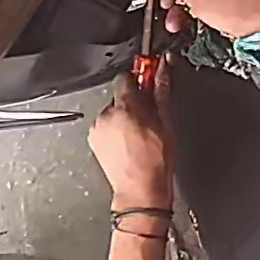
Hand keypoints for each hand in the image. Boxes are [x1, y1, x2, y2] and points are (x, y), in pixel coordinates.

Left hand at [90, 73, 169, 210]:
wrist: (140, 191)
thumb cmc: (155, 162)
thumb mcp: (165, 122)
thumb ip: (161, 90)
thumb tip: (163, 68)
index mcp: (125, 107)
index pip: (126, 77)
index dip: (138, 79)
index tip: (147, 84)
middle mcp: (106, 115)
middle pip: (119, 96)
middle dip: (133, 103)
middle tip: (148, 119)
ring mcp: (98, 129)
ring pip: (112, 112)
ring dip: (123, 117)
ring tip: (138, 136)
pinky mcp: (94, 140)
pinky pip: (105, 126)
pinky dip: (114, 130)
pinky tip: (128, 144)